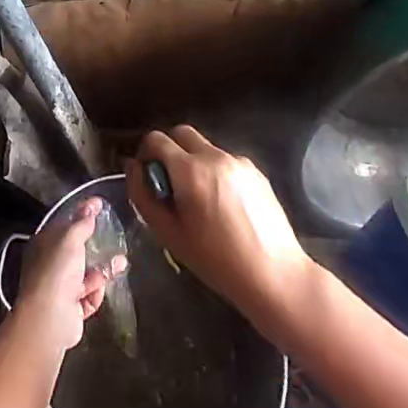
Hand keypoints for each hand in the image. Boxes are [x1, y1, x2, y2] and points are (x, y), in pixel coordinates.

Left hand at [14, 196, 126, 351]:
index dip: (82, 213)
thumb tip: (91, 207)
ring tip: (120, 263)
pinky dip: (96, 292)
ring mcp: (61, 288)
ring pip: (86, 274)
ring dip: (102, 269)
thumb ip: (81, 223)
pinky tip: (99, 289)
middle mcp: (51, 265)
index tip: (100, 204)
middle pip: (77, 250)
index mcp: (45, 245)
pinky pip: (89, 295)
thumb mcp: (69, 239)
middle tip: (114, 236)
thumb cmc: (57, 271)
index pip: (65, 224)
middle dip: (96, 245)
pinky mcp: (72, 308)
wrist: (50, 317)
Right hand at [126, 125, 313, 331]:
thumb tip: (133, 167)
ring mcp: (239, 162)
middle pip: (181, 134)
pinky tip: (223, 206)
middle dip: (168, 151)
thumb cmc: (215, 259)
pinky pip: (225, 161)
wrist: (274, 274)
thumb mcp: (168, 233)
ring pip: (204, 148)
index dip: (145, 154)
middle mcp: (215, 156)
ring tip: (199, 202)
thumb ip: (143, 195)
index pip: (156, 139)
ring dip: (192, 162)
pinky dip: (215, 172)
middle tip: (169, 184)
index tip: (148, 177)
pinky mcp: (256, 172)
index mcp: (190, 170)